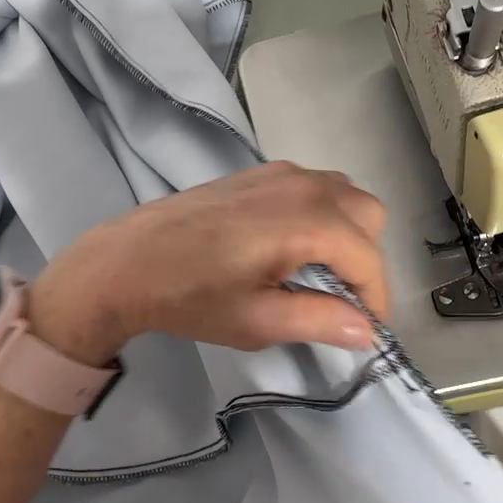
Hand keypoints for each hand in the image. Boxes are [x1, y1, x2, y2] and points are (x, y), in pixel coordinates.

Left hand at [28, 161, 388, 364]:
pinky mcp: (257, 172)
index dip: (375, 298)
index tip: (368, 329)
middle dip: (365, 259)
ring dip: (346, 233)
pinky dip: (321, 214)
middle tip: (342, 299)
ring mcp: (278, 172)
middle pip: (368, 215)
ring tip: (318, 274)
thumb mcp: (258, 320)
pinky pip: (313, 186)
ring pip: (344, 195)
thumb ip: (322, 321)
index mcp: (305, 221)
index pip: (367, 258)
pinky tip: (290, 247)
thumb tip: (367, 330)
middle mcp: (301, 185)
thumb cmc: (190, 297)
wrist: (126, 261)